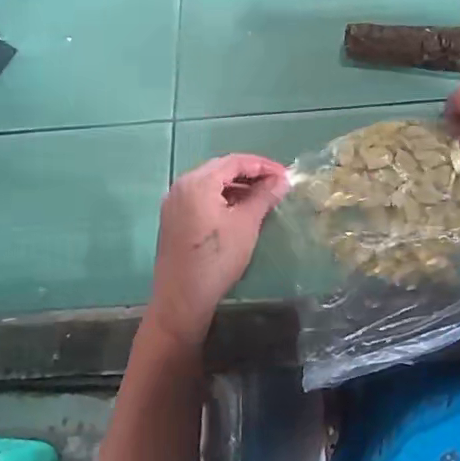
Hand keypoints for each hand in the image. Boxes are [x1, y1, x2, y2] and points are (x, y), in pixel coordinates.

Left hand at [150, 154, 289, 345]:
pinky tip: (240, 208)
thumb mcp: (246, 225)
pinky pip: (201, 197)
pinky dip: (222, 197)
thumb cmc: (217, 259)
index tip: (286, 174)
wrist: (181, 299)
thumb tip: (282, 180)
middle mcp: (182, 185)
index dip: (263, 165)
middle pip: (221, 169)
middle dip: (250, 173)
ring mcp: (174, 202)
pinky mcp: (173, 218)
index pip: (234, 161)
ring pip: (211, 183)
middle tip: (276, 183)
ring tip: (263, 195)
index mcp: (198, 182)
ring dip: (237, 185)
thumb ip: (263, 197)